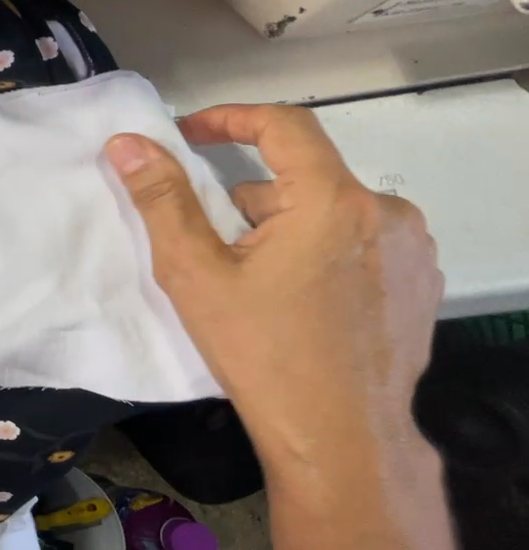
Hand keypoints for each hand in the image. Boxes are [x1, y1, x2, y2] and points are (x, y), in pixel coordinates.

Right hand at [105, 105, 441, 477]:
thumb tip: (130, 143)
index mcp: (332, 203)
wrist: (338, 431)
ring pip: (325, 212)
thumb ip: (161, 199)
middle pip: (299, 177)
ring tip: (248, 282)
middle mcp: (386, 213)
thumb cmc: (258, 347)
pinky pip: (355, 242)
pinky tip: (293, 299)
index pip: (285, 125)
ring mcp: (411, 249)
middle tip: (206, 248)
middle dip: (244, 200)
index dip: (230, 118)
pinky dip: (315, 251)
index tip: (187, 134)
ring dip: (280, 227)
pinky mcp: (418, 282)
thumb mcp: (192, 271)